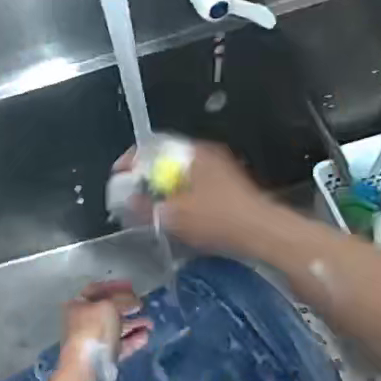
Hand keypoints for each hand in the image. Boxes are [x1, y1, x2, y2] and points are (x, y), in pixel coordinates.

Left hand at [61, 280, 151, 380]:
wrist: (88, 365)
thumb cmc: (94, 328)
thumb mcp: (109, 305)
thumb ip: (123, 299)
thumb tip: (134, 301)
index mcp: (79, 305)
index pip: (97, 290)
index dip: (114, 286)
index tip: (131, 285)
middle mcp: (85, 320)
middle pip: (108, 310)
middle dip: (127, 307)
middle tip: (142, 304)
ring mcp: (94, 339)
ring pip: (116, 328)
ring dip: (134, 324)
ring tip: (150, 323)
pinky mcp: (104, 355)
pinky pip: (121, 344)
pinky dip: (133, 339)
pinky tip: (146, 336)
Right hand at [115, 141, 276, 256]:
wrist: (261, 233)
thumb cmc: (219, 220)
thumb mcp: (174, 216)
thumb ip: (146, 206)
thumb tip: (129, 201)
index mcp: (192, 153)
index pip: (152, 146)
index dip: (130, 161)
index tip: (119, 176)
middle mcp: (207, 155)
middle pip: (167, 159)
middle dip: (147, 178)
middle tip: (133, 194)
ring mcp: (220, 169)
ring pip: (182, 174)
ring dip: (165, 190)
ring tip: (153, 208)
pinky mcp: (228, 187)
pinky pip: (196, 185)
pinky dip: (182, 197)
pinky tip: (179, 216)